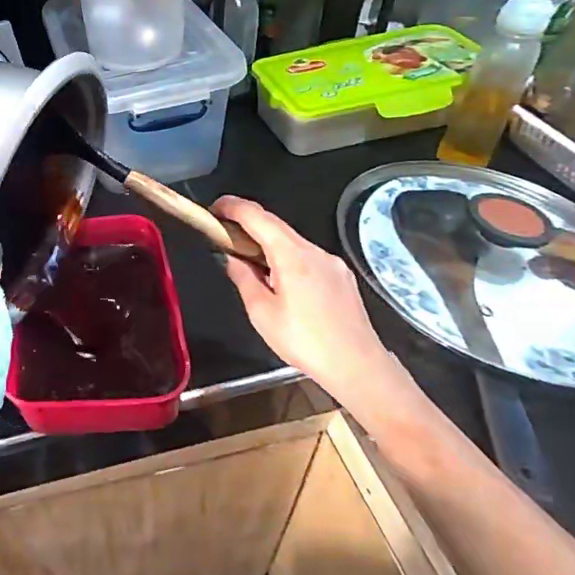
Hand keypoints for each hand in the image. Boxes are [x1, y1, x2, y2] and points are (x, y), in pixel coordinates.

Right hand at [214, 195, 402, 405]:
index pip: (257, 216)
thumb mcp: (261, 313)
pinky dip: (289, 258)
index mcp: (291, 256)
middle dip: (249, 223)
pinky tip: (284, 282)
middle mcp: (314, 252)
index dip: (233, 206)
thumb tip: (232, 259)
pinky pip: (309, 257)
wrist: (359, 367)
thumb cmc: (305, 342)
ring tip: (253, 264)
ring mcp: (332, 263)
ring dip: (269, 244)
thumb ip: (243, 279)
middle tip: (226, 233)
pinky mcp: (342, 277)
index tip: (216, 208)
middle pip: (276, 225)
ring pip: (293, 242)